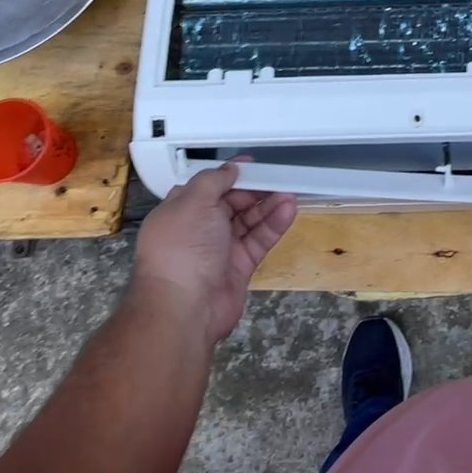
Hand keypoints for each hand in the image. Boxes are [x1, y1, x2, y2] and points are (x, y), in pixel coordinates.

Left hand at [130, 161, 297, 345]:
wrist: (185, 308)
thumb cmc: (184, 248)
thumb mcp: (193, 202)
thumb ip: (214, 180)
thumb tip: (230, 168)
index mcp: (180, 212)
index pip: (207, 187)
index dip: (229, 174)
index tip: (252, 164)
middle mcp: (198, 229)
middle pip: (231, 202)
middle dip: (254, 190)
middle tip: (277, 178)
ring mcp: (220, 249)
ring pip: (248, 221)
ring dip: (268, 205)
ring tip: (291, 192)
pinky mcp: (239, 266)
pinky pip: (258, 240)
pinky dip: (273, 224)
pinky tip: (289, 210)